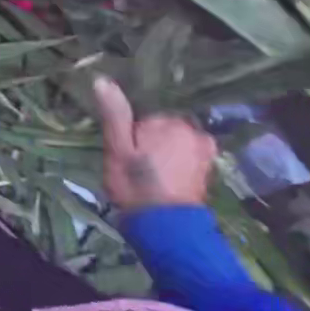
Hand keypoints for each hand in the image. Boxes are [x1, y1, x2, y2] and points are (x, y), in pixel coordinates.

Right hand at [92, 76, 216, 211]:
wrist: (167, 231)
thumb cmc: (137, 186)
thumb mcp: (117, 149)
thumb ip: (115, 114)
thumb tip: (102, 79)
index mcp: (171, 122)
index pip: (146, 117)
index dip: (132, 134)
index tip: (126, 154)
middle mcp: (194, 132)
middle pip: (163, 128)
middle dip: (151, 142)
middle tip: (137, 167)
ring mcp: (205, 153)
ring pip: (175, 143)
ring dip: (164, 154)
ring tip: (151, 176)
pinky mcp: (208, 171)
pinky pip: (186, 157)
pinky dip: (175, 165)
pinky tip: (164, 181)